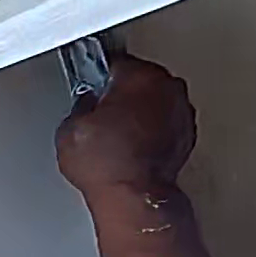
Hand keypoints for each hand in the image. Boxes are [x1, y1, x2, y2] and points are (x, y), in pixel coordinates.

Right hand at [55, 54, 196, 197]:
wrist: (132, 194)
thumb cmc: (105, 162)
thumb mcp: (69, 129)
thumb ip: (80, 106)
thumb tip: (87, 106)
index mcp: (141, 78)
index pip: (117, 62)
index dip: (96, 73)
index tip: (88, 80)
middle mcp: (168, 89)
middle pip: (140, 79)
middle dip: (120, 92)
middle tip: (97, 110)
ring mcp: (181, 112)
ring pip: (154, 100)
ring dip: (136, 110)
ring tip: (111, 131)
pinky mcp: (186, 134)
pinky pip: (163, 122)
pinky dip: (148, 129)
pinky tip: (127, 144)